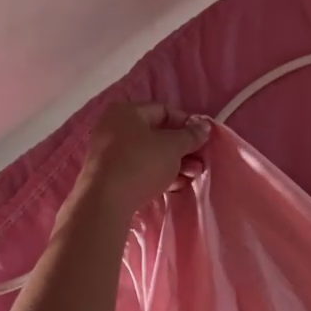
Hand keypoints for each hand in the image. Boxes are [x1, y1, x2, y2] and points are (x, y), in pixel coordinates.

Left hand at [74, 102, 211, 217]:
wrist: (106, 200)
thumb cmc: (141, 163)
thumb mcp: (172, 147)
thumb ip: (191, 135)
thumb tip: (204, 126)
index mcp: (128, 112)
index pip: (164, 110)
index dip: (187, 124)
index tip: (202, 139)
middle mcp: (116, 127)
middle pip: (158, 134)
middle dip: (183, 149)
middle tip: (200, 162)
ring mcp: (111, 152)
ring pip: (150, 154)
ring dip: (174, 164)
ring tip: (191, 177)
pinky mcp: (111, 174)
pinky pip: (140, 169)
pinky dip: (158, 174)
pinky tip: (175, 185)